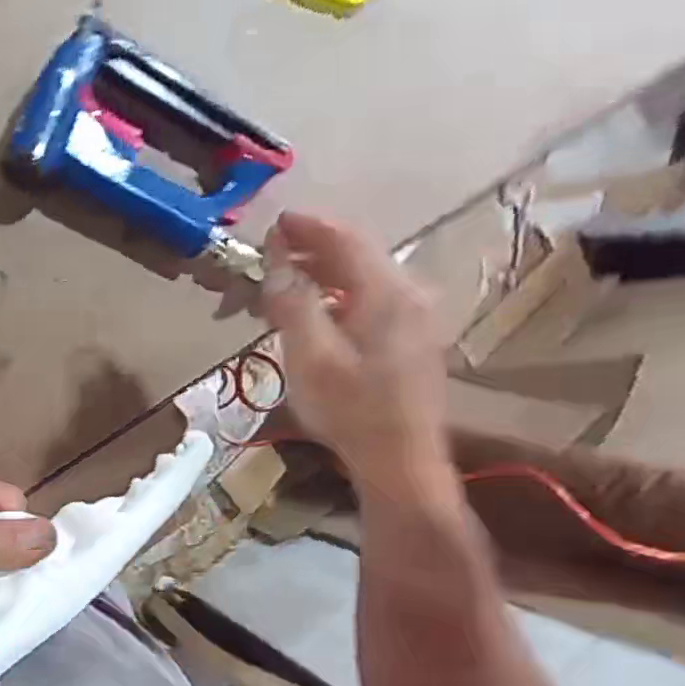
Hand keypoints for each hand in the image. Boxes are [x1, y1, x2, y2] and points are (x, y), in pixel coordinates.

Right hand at [259, 213, 449, 493]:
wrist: (400, 462)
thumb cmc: (351, 411)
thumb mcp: (310, 356)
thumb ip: (292, 302)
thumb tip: (275, 261)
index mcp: (386, 293)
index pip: (344, 239)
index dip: (307, 227)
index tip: (273, 223)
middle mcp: (408, 295)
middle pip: (356, 256)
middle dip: (310, 251)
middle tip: (269, 256)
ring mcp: (415, 319)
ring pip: (363, 279)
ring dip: (322, 275)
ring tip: (283, 284)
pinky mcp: (411, 341)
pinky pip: (370, 301)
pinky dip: (337, 296)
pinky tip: (315, 313)